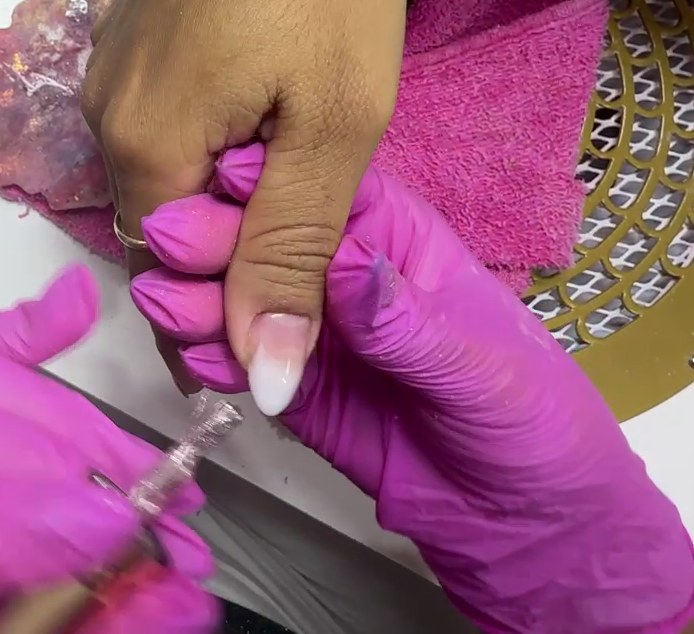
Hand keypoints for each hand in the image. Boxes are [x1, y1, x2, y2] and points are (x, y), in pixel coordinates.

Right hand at [82, 0, 401, 413]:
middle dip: (223, 266)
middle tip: (315, 266)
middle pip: (156, 228)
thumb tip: (265, 378)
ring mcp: (108, 74)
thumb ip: (290, 253)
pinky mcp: (128, 44)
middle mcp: (102, 118)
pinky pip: (157, 129)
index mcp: (141, 147)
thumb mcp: (334, 121)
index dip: (219, 325)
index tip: (282, 352)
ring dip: (218, 206)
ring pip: (158, 177)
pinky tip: (263, 129)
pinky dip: (204, 154)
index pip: (163, 278)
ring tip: (299, 193)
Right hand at [132, 156, 693, 631]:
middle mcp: (314, 258)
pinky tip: (199, 360)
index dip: (258, 176)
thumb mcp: (477, 360)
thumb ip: (404, 316)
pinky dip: (202, 351)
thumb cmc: (523, 412)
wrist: (508, 517)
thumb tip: (342, 260)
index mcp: (370, 225)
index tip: (218, 181)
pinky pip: (220, 348)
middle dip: (207, 236)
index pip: (303, 183)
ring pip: (217, 286)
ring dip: (189, 293)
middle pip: (245, 229)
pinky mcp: (262, 365)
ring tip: (170, 308)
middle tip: (173, 248)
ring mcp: (282, 312)